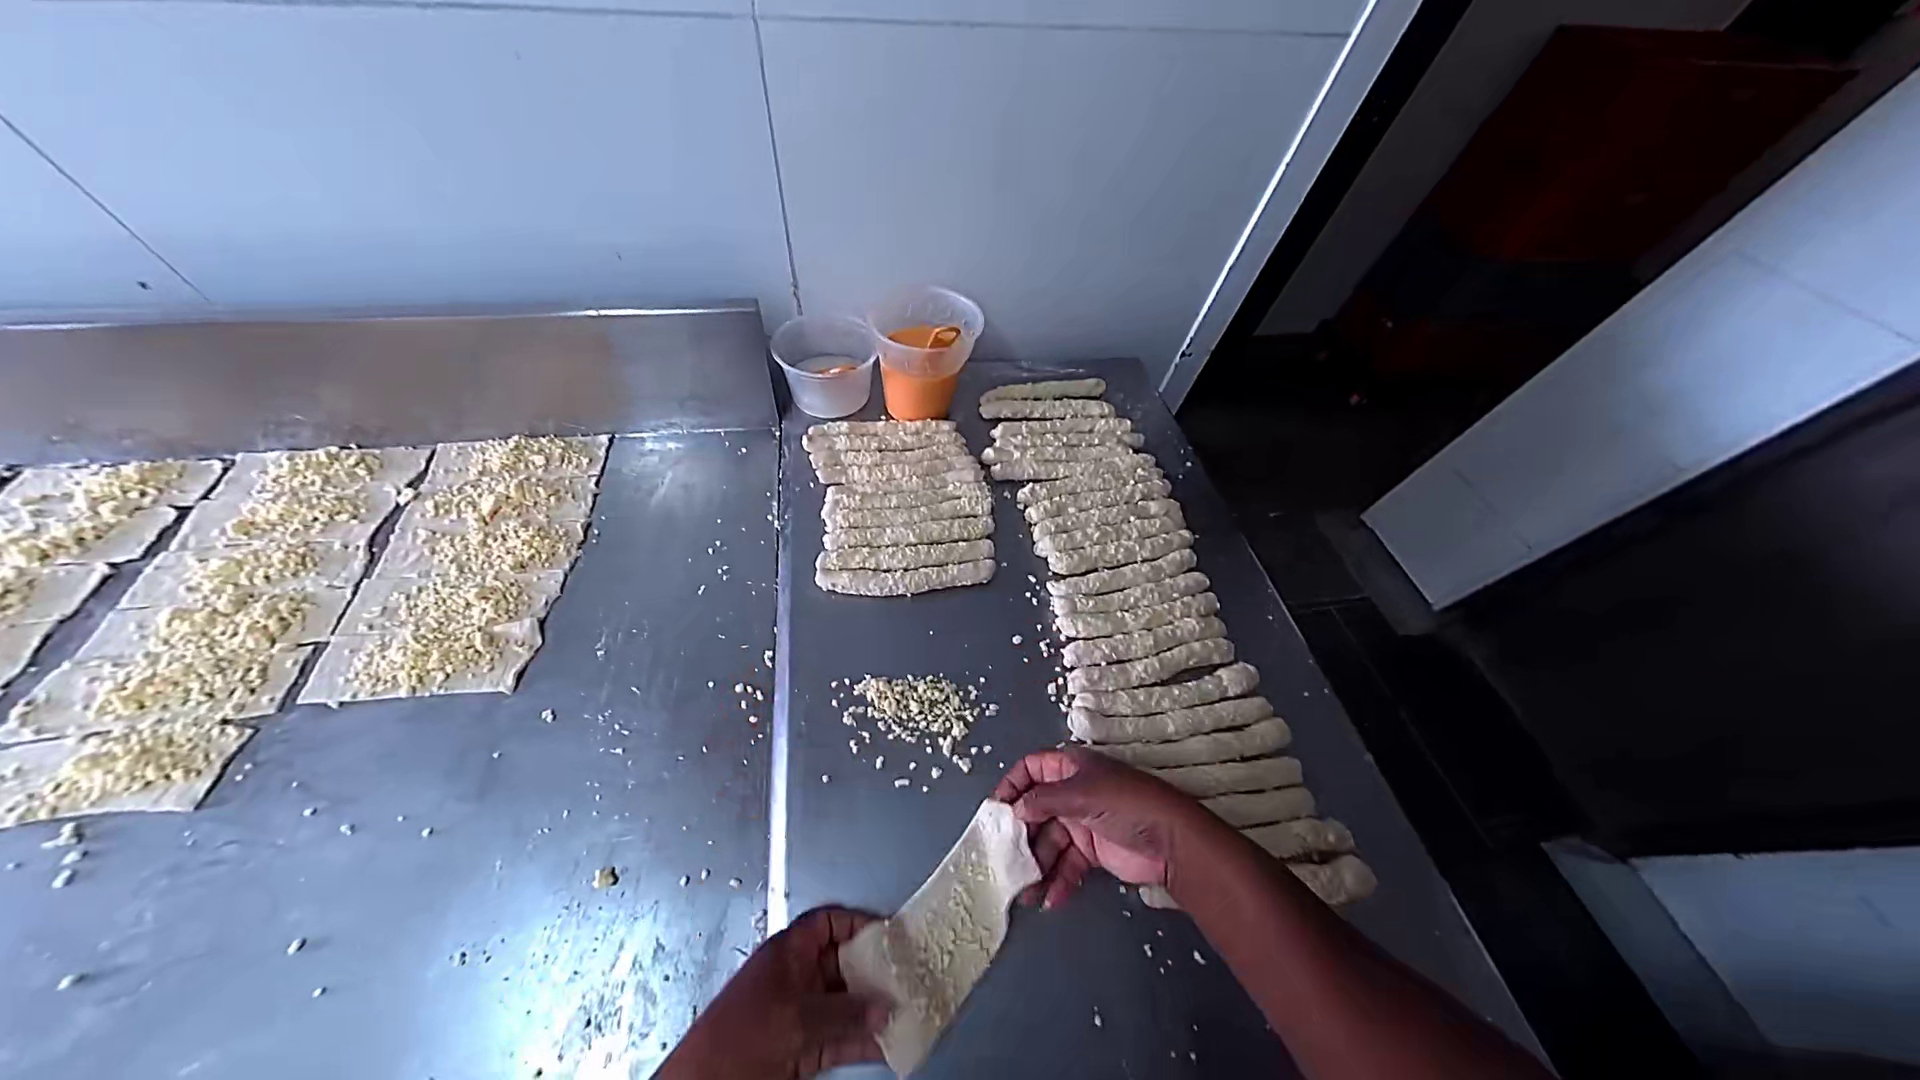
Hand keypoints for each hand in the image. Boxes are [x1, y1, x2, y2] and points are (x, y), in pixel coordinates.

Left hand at [656, 906, 887, 1079]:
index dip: (857, 923)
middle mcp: (792, 978)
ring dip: (870, 1010)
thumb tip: (880, 1008)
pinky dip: (860, 1040)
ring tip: (900, 1012)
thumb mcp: (796, 1020)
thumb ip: (843, 1014)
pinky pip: (838, 1036)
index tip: (885, 933)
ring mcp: (795, 1013)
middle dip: (871, 972)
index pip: (828, 923)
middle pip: (841, 963)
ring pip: (843, 1003)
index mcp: (786, 954)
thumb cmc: (732, 1042)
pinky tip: (883, 1044)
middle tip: (900, 977)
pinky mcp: (797, 1048)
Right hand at [993, 746, 1209, 909]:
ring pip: (1049, 842)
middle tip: (1004, 858)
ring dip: (1037, 865)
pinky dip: (1058, 880)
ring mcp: (1082, 822)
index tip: (994, 811)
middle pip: (1036, 810)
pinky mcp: (1092, 851)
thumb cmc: (1125, 803)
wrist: (1171, 841)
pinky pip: (1067, 864)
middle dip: (1020, 834)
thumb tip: (1015, 809)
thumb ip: (1044, 800)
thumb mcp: (1081, 794)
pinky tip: (1051, 898)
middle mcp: (1072, 792)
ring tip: (1025, 891)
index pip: (1031, 768)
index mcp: (1070, 768)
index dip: (1012, 785)